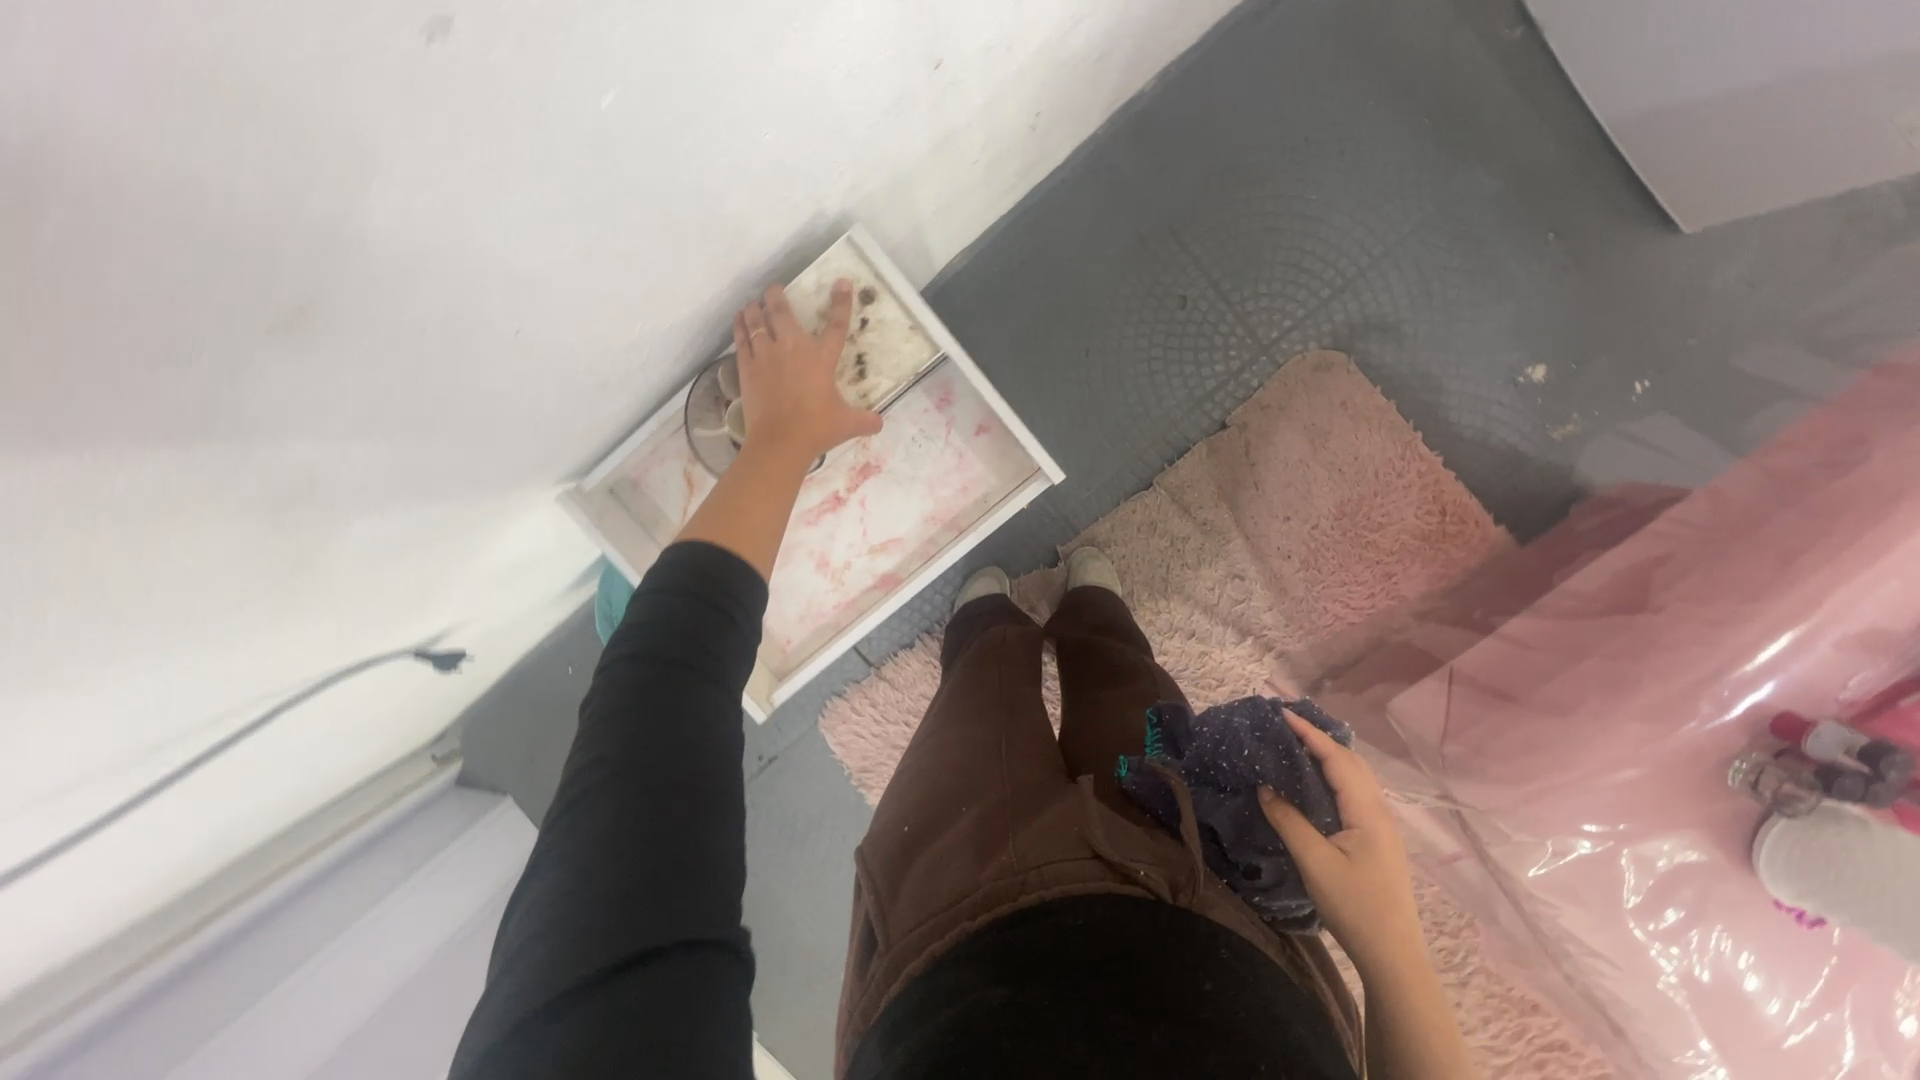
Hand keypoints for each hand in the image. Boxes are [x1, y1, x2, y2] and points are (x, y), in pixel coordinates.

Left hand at [733, 280, 882, 464]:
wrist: (780, 442)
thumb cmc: (817, 429)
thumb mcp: (848, 425)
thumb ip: (866, 420)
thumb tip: (880, 423)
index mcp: (822, 358)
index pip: (836, 325)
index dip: (841, 303)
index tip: (842, 283)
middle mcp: (793, 348)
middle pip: (782, 312)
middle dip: (777, 295)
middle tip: (775, 288)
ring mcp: (767, 356)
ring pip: (757, 321)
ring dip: (756, 308)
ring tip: (753, 302)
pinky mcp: (747, 368)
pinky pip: (742, 339)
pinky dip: (740, 326)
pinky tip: (739, 318)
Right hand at [1259, 711, 1425, 974]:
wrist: (1392, 953)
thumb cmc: (1354, 905)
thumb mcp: (1314, 862)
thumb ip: (1289, 820)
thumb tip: (1265, 787)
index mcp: (1367, 811)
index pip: (1337, 760)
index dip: (1310, 734)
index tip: (1283, 713)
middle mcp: (1379, 812)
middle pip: (1352, 763)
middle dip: (1320, 739)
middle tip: (1287, 725)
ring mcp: (1381, 827)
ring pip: (1355, 779)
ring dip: (1328, 757)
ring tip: (1296, 746)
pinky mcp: (1376, 841)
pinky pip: (1353, 795)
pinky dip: (1333, 777)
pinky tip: (1314, 784)